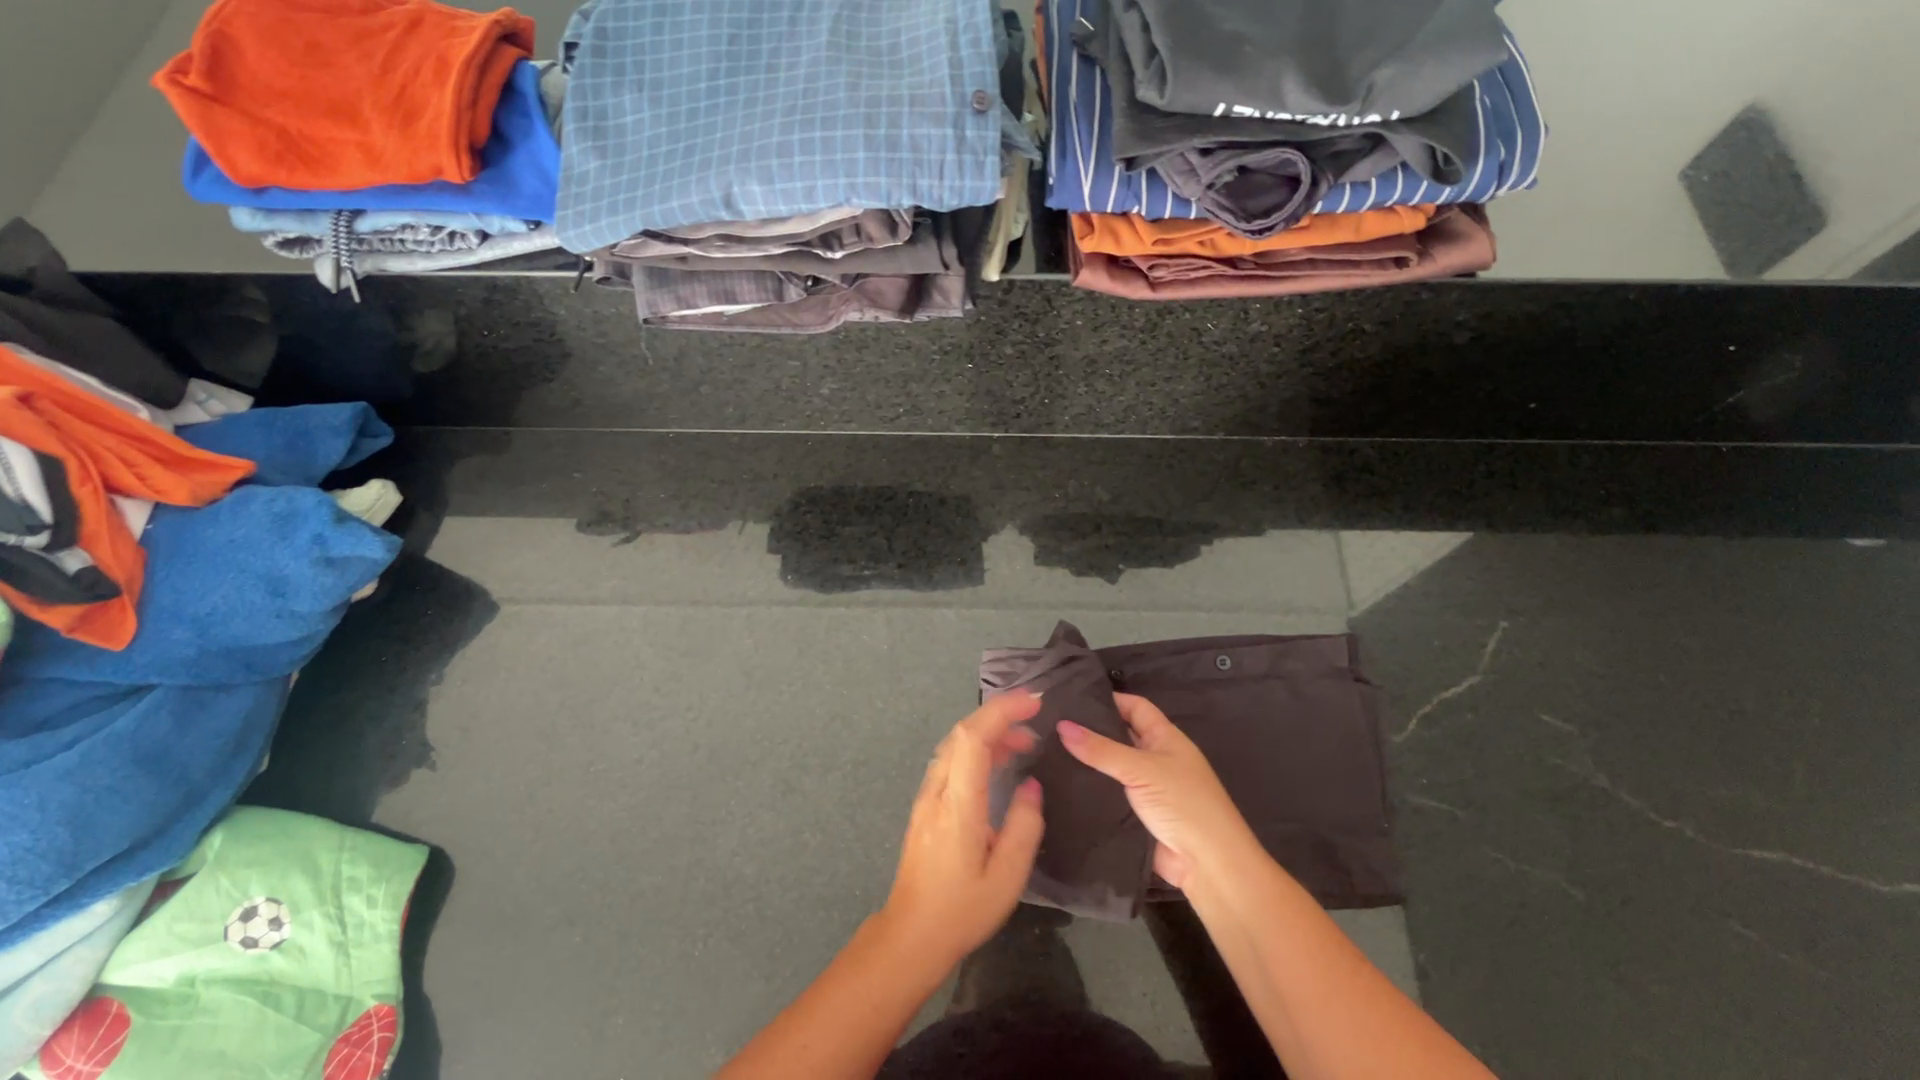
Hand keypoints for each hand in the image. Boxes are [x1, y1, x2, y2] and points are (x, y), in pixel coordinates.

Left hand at [880, 693, 1046, 968]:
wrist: (911, 935)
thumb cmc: (962, 910)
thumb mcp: (1007, 877)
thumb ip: (1024, 826)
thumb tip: (1031, 785)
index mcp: (958, 805)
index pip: (973, 739)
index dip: (1002, 711)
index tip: (1034, 703)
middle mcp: (937, 793)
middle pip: (961, 734)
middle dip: (998, 714)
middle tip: (1035, 714)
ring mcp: (926, 799)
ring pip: (954, 746)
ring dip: (988, 732)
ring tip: (1024, 741)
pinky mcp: (925, 808)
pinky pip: (950, 762)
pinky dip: (976, 750)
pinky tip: (997, 763)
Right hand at [1058, 693, 1257, 890]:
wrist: (1206, 862)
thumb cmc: (1183, 803)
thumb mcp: (1142, 769)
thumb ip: (1101, 749)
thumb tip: (1062, 726)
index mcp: (1165, 738)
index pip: (1135, 707)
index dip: (1109, 699)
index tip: (1072, 697)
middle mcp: (1154, 758)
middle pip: (1119, 736)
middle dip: (1090, 730)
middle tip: (1048, 723)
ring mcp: (1144, 787)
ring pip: (1109, 767)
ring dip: (1085, 762)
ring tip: (1045, 750)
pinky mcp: (1133, 814)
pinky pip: (1107, 795)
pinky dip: (1087, 790)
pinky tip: (1058, 784)